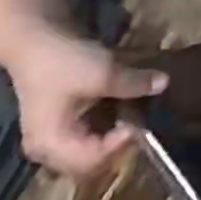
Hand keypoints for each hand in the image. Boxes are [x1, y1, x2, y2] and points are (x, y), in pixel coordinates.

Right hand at [0, 25, 167, 176]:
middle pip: (92, 163)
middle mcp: (48, 150)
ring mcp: (53, 137)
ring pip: (93, 149)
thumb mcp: (103, 73)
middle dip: (119, 144)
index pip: (93, 162)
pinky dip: (108, 124)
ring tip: (134, 114)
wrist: (35, 36)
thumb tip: (164, 83)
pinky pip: (89, 134)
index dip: (121, 145)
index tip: (139, 124)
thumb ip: (134, 83)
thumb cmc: (63, 62)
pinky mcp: (62, 122)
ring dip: (116, 134)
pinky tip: (122, 108)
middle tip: (140, 121)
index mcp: (52, 146)